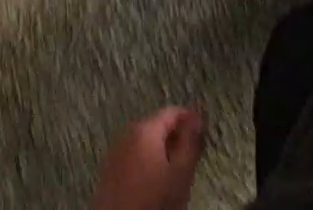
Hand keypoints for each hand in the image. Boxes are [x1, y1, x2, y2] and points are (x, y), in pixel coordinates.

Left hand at [91, 106, 207, 209]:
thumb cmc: (153, 200)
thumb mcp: (181, 172)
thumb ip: (191, 142)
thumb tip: (197, 119)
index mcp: (144, 130)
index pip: (173, 112)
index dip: (191, 119)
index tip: (204, 134)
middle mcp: (127, 135)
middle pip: (158, 125)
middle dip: (176, 136)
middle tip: (192, 154)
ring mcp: (115, 153)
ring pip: (145, 142)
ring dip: (162, 149)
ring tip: (176, 168)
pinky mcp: (109, 171)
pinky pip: (134, 155)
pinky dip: (148, 160)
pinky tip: (156, 179)